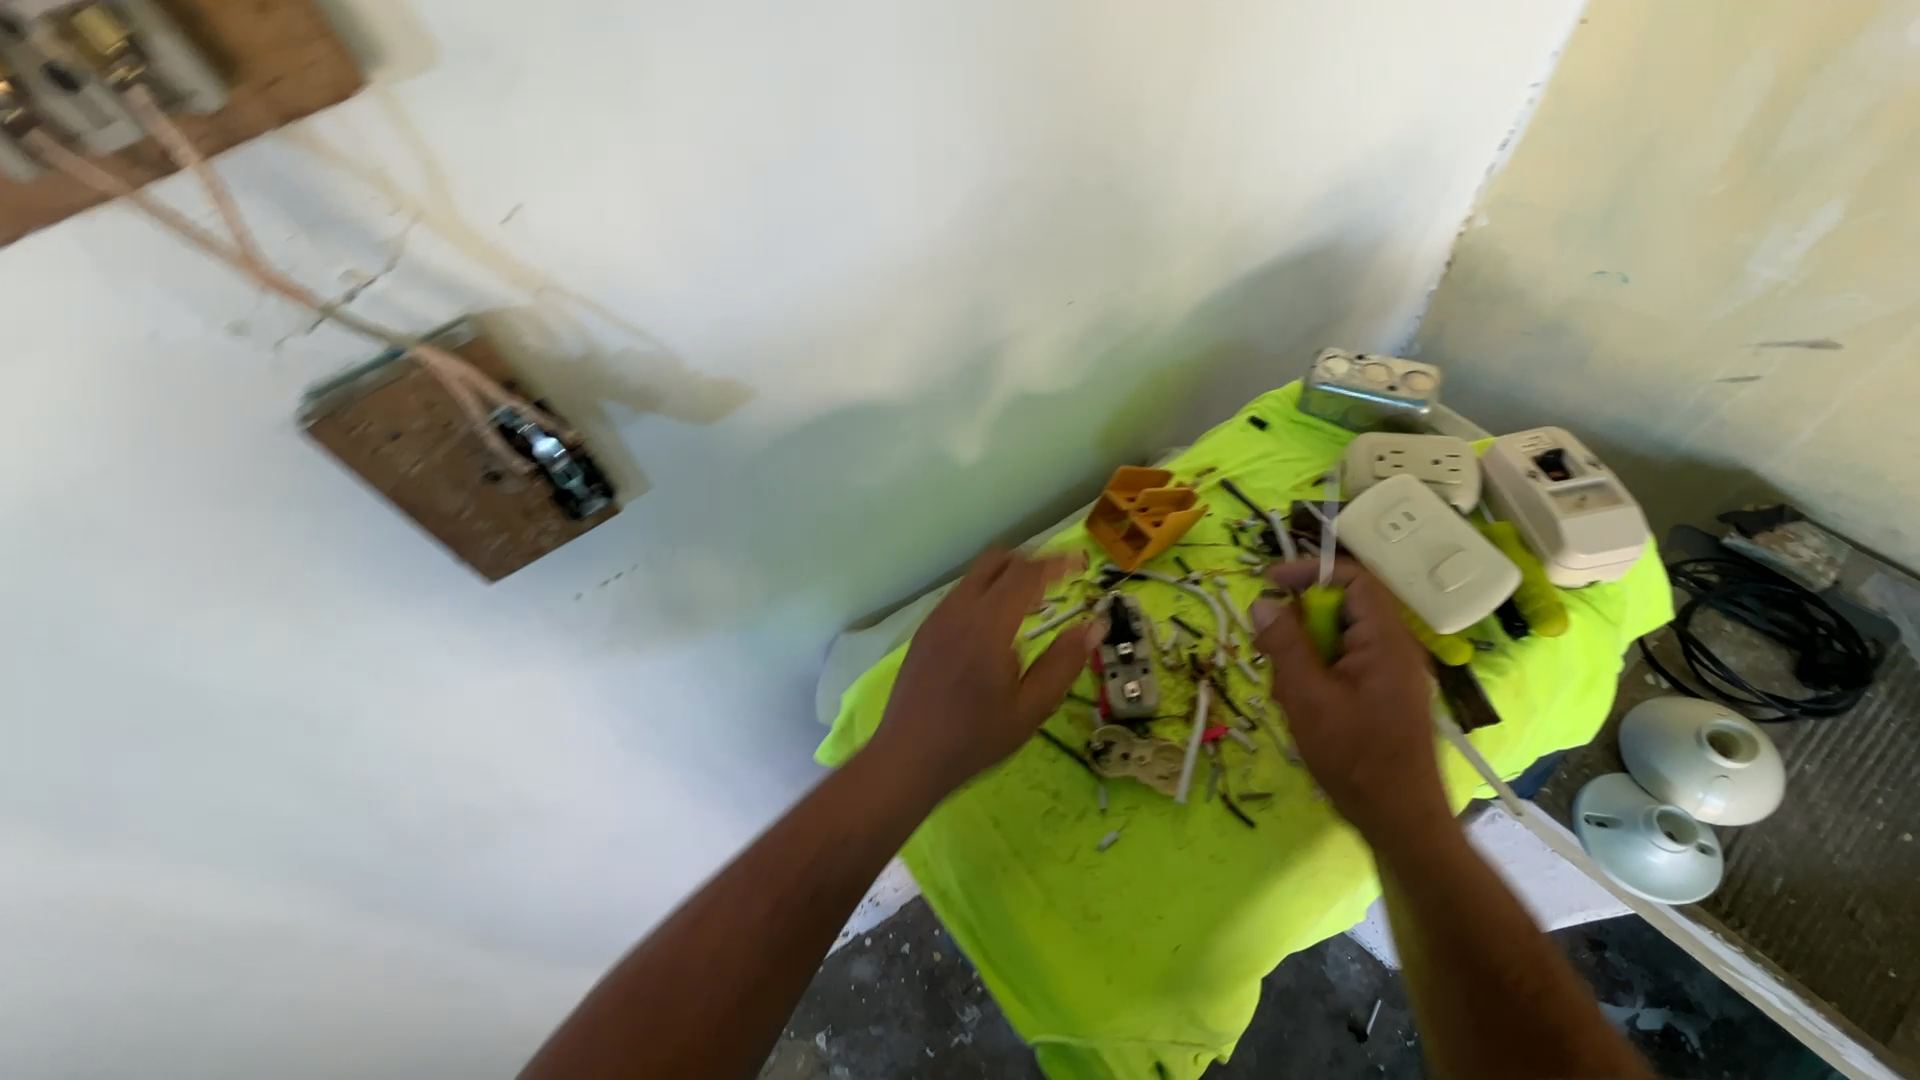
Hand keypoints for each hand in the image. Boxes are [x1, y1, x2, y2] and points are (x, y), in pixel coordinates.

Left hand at [867, 549, 1102, 793]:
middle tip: (1056, 583)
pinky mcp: (925, 631)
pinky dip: (984, 594)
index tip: (1079, 564)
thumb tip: (1093, 626)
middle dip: (1030, 562)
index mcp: (989, 623)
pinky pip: (959, 595)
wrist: (908, 755)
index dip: (1056, 562)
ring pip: (975, 576)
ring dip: (1005, 578)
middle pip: (997, 561)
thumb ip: (1063, 662)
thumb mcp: (1031, 707)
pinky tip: (994, 629)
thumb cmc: (975, 736)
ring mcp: (937, 618)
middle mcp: (959, 609)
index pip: (1026, 573)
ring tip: (1029, 607)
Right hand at [1250, 559, 1448, 839]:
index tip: (1268, 583)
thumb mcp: (1307, 696)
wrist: (1399, 818)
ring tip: (1286, 689)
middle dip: (1299, 621)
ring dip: (1305, 652)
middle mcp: (1396, 648)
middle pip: (1343, 608)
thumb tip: (1264, 603)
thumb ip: (1284, 644)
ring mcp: (1393, 673)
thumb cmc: (1354, 757)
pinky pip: (1347, 663)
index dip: (1309, 571)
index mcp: (1386, 641)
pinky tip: (1303, 706)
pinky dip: (1318, 672)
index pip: (1353, 579)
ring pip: (1340, 638)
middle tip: (1268, 648)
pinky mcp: (1387, 695)